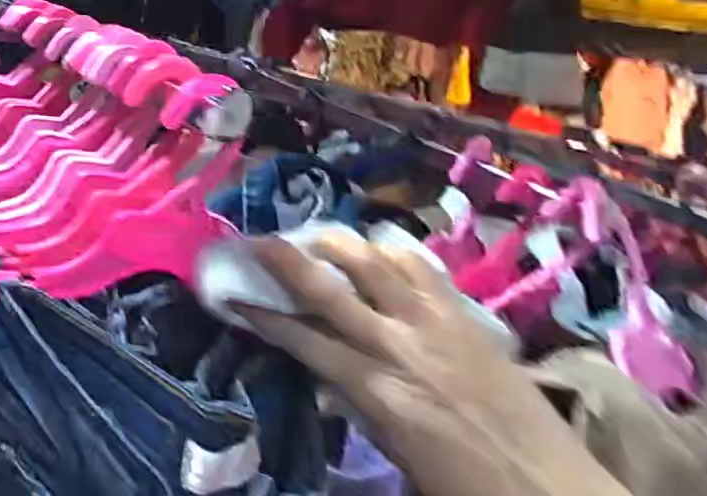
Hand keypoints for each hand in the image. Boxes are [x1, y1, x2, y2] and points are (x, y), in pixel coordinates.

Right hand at [235, 233, 629, 495]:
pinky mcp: (465, 315)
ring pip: (372, 261)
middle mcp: (399, 346)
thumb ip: (361, 406)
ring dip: (336, 243)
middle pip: (327, 287)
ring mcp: (434, 323)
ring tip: (316, 236)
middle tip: (255, 240)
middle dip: (283, 260)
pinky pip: (419, 266)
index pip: (303, 341)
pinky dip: (391, 252)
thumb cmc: (473, 493)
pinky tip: (378, 250)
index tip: (233, 298)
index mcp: (380, 393)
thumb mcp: (402, 458)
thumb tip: (327, 371)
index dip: (263, 317)